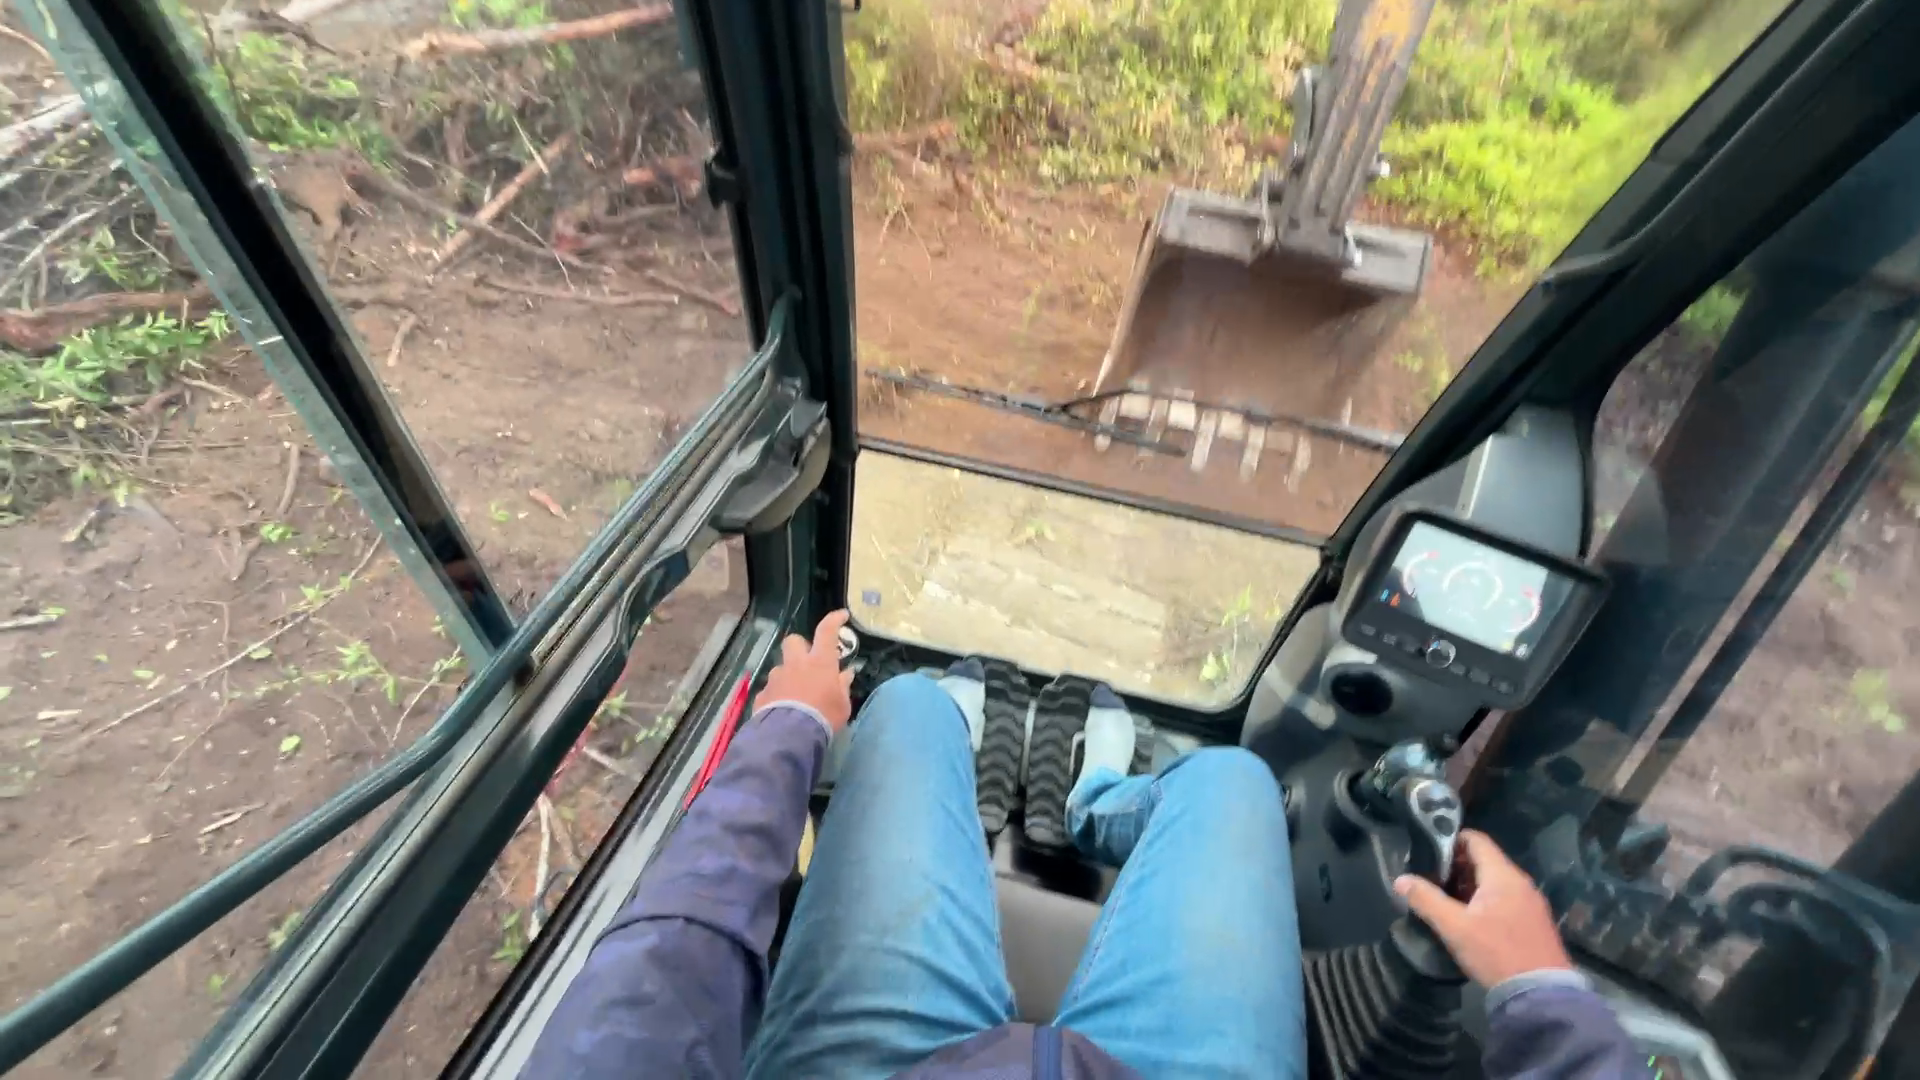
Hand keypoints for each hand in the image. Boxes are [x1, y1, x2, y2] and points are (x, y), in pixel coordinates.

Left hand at [754, 610, 855, 732]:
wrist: (790, 735)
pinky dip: (777, 695)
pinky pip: (771, 689)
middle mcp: (796, 664)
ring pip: (781, 667)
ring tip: (795, 695)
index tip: (842, 615)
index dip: (834, 619)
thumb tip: (845, 674)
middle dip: (800, 646)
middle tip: (808, 662)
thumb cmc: (824, 716)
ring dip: (788, 676)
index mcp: (820, 662)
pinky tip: (783, 710)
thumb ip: (842, 686)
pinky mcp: (763, 694)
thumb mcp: (842, 704)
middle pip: (793, 640)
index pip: (827, 631)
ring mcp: (776, 678)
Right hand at [1394, 829, 1573, 986]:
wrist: (1543, 999)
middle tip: (1430, 876)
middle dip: (1455, 865)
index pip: (1475, 840)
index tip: (1427, 851)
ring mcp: (1531, 904)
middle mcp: (1521, 884)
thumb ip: (1425, 898)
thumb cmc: (1497, 953)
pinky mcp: (1534, 923)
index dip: (1450, 839)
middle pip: (1483, 860)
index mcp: (1503, 876)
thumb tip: (1399, 880)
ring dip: (1468, 885)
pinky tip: (1468, 917)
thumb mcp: (1453, 926)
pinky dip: (1483, 900)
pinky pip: (1504, 898)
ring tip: (1444, 898)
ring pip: (1493, 881)